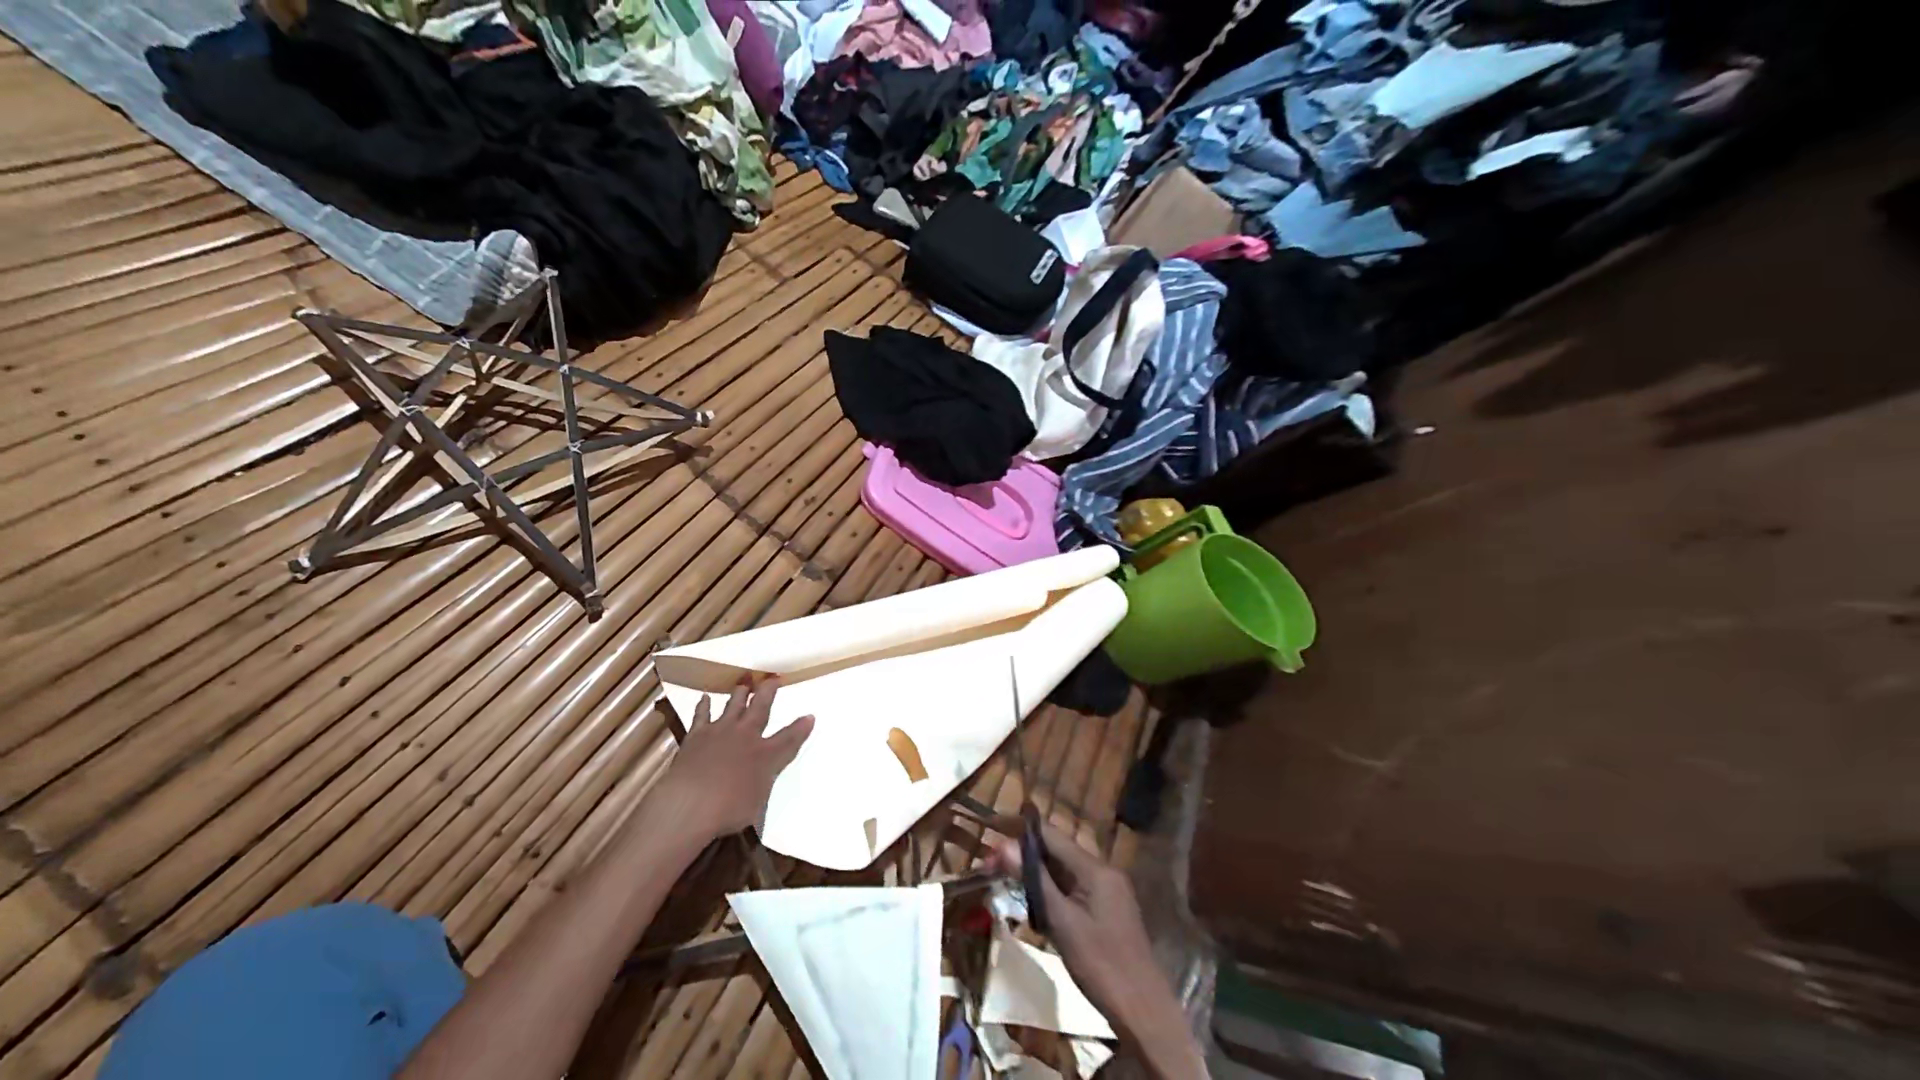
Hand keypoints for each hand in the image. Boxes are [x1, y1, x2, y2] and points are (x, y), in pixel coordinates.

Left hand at [658, 678, 812, 840]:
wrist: (690, 804)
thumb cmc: (729, 811)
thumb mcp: (758, 802)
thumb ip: (763, 782)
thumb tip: (765, 773)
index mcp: (766, 755)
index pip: (789, 739)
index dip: (801, 728)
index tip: (809, 716)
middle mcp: (746, 736)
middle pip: (761, 707)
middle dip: (769, 691)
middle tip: (774, 678)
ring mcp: (720, 732)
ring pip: (733, 704)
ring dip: (740, 692)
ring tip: (744, 682)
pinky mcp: (697, 735)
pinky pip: (702, 715)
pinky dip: (704, 705)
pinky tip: (704, 698)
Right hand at [991, 821, 1207, 1079]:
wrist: (1142, 1009)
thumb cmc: (1100, 965)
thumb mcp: (1062, 922)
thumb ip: (1035, 881)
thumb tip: (1004, 847)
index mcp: (1095, 869)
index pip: (1052, 836)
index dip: (1021, 834)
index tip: (992, 840)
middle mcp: (1103, 871)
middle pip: (1058, 851)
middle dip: (1024, 855)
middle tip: (992, 866)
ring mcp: (1107, 890)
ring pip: (1064, 871)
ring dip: (1036, 874)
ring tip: (1004, 880)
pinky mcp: (1106, 909)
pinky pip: (1073, 888)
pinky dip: (1051, 891)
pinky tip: (1032, 904)